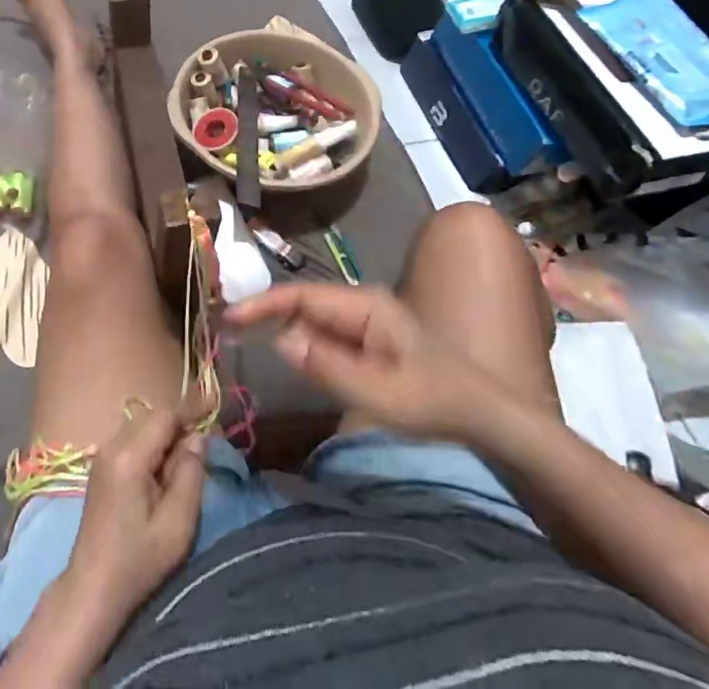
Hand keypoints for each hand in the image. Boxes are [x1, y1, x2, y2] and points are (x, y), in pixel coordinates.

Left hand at [63, 404, 205, 618]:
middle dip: (179, 422)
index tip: (214, 403)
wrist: (92, 588)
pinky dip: (152, 443)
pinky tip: (165, 467)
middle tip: (205, 441)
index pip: (164, 416)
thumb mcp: (178, 522)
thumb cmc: (139, 560)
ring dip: (165, 433)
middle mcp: (111, 448)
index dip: (191, 408)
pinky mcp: (101, 468)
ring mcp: (102, 457)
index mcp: (129, 458)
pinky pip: (131, 440)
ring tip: (188, 456)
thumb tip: (197, 438)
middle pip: (151, 416)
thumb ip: (191, 473)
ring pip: (140, 426)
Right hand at [225, 284, 509, 442]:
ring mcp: (367, 320)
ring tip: (241, 335)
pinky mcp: (369, 338)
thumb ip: (329, 367)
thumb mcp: (380, 393)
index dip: (263, 304)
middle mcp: (364, 304)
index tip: (229, 317)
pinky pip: (326, 332)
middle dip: (265, 311)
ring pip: (312, 316)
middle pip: (304, 301)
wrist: (482, 413)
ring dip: (279, 324)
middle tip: (225, 328)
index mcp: (367, 307)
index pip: (303, 296)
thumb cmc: (435, 402)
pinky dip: (300, 338)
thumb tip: (282, 341)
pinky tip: (282, 350)